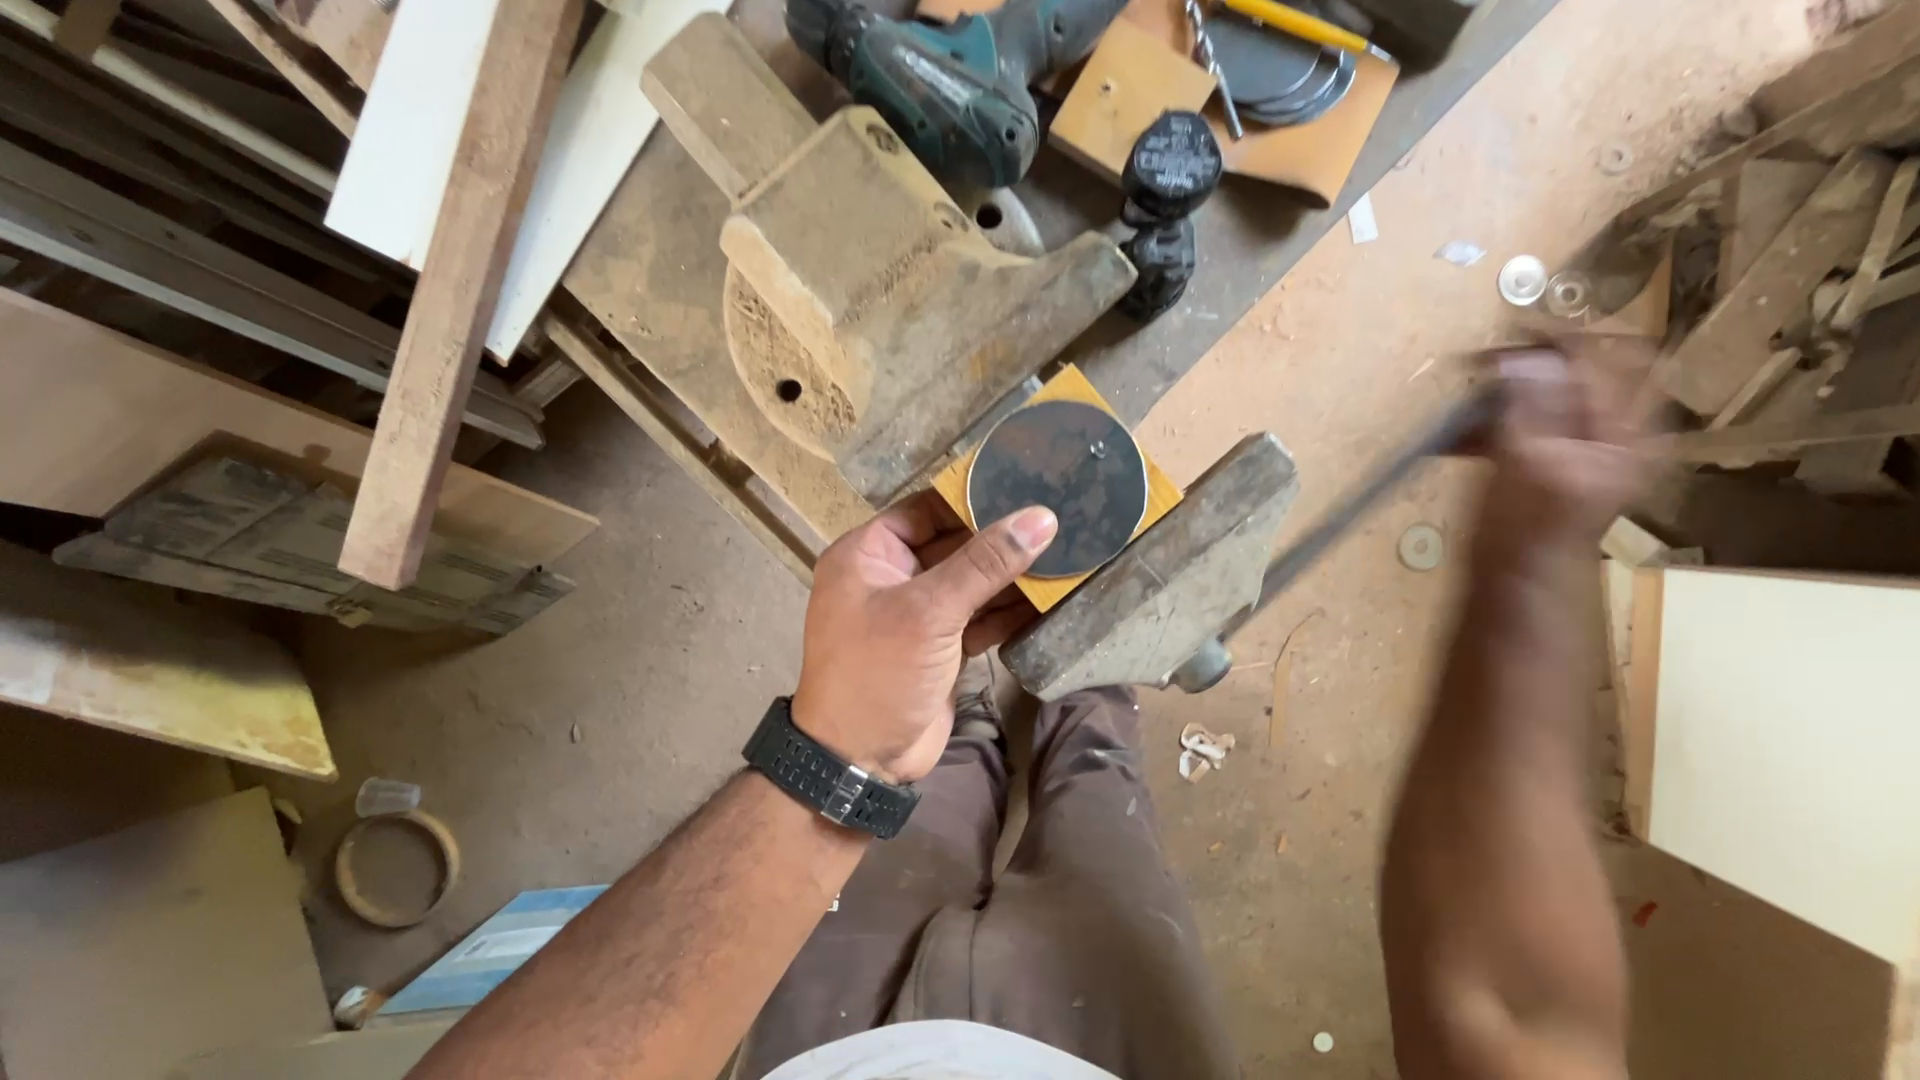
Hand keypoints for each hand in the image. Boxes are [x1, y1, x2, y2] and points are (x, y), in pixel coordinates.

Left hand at [791, 491, 1056, 784]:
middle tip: (1059, 517)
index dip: (974, 497)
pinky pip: (978, 616)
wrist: (860, 761)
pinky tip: (1048, 599)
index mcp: (869, 554)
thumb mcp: (929, 611)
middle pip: (954, 544)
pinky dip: (1008, 610)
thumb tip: (1041, 518)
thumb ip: (985, 563)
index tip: (1027, 482)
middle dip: (1001, 538)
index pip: (927, 509)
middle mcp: (891, 576)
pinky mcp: (940, 646)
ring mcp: (917, 614)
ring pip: (971, 582)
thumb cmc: (879, 672)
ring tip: (1067, 554)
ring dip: (1011, 575)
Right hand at [1474, 347, 1644, 557]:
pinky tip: (1457, 436)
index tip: (1512, 330)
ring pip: (1546, 397)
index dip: (1565, 339)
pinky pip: (1523, 424)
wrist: (1512, 585)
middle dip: (1530, 364)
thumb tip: (1526, 356)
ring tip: (1463, 405)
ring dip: (1502, 396)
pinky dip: (1490, 423)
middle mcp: (1612, 433)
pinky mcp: (1546, 461)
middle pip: (1581, 372)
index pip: (1611, 359)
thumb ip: (1532, 409)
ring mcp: (1579, 448)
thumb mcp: (1527, 465)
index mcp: (1627, 432)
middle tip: (1484, 362)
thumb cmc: (1523, 531)